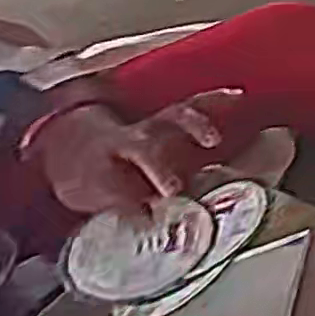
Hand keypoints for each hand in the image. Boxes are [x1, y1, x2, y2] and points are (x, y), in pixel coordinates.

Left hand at [31, 89, 240, 215]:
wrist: (77, 139)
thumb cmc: (88, 174)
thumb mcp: (88, 196)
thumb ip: (119, 204)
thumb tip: (148, 219)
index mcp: (98, 163)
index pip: (112, 185)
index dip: (126, 202)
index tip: (144, 218)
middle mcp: (127, 138)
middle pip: (143, 148)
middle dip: (158, 169)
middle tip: (174, 191)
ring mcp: (151, 122)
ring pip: (172, 118)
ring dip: (194, 127)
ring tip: (212, 140)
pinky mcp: (171, 113)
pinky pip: (196, 102)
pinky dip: (218, 98)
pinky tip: (237, 96)